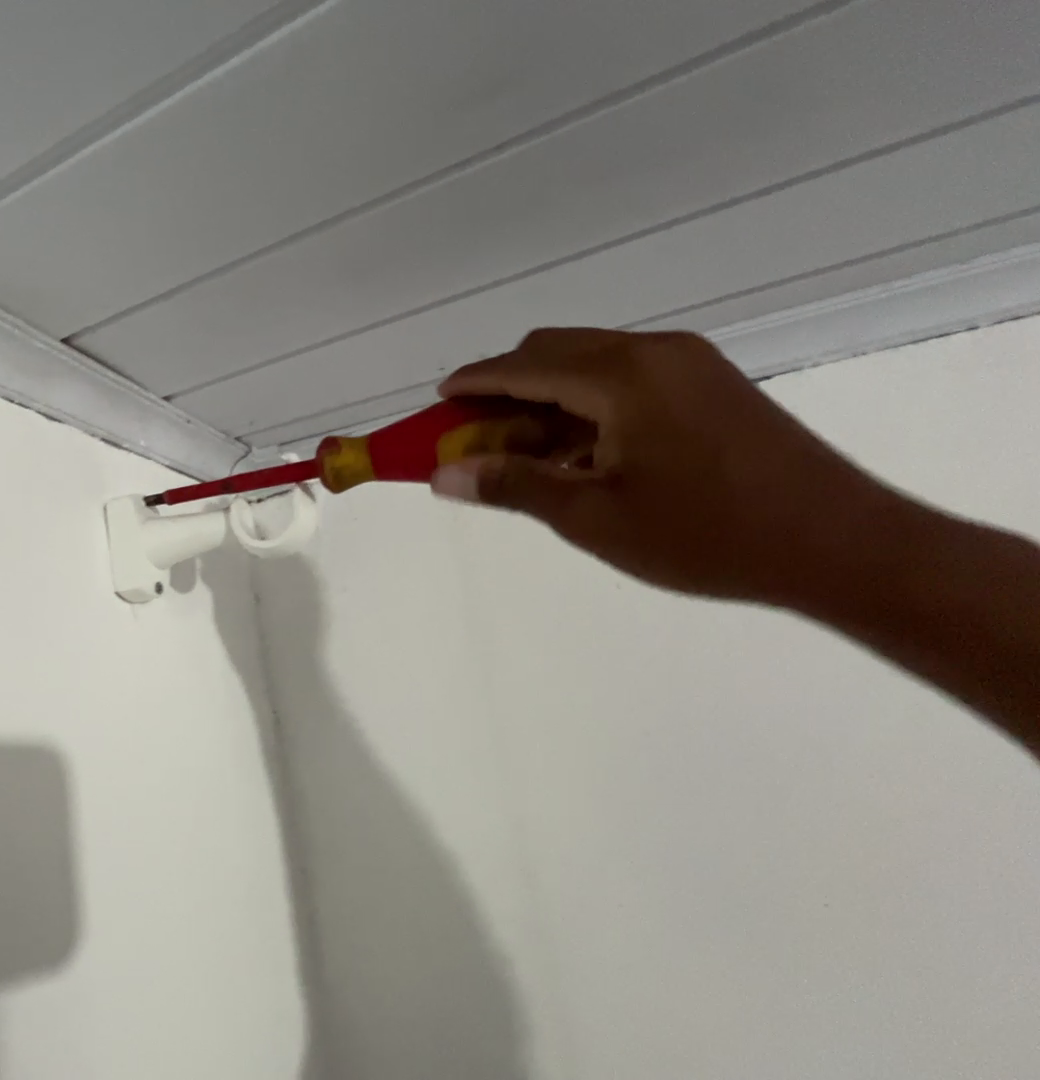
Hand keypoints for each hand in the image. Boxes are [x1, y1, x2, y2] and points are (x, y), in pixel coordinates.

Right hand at [431, 327, 902, 605]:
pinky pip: (625, 381)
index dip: (471, 384)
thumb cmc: (706, 534)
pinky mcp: (711, 387)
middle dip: (503, 392)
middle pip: (554, 352)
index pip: (523, 366)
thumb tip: (442, 475)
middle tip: (474, 440)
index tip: (434, 406)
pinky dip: (584, 408)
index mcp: (622, 375)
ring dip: (544, 402)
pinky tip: (579, 456)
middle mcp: (655, 353)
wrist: (844, 546)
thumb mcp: (592, 517)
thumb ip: (512, 486)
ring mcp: (690, 366)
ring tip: (523, 457)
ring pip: (589, 366)